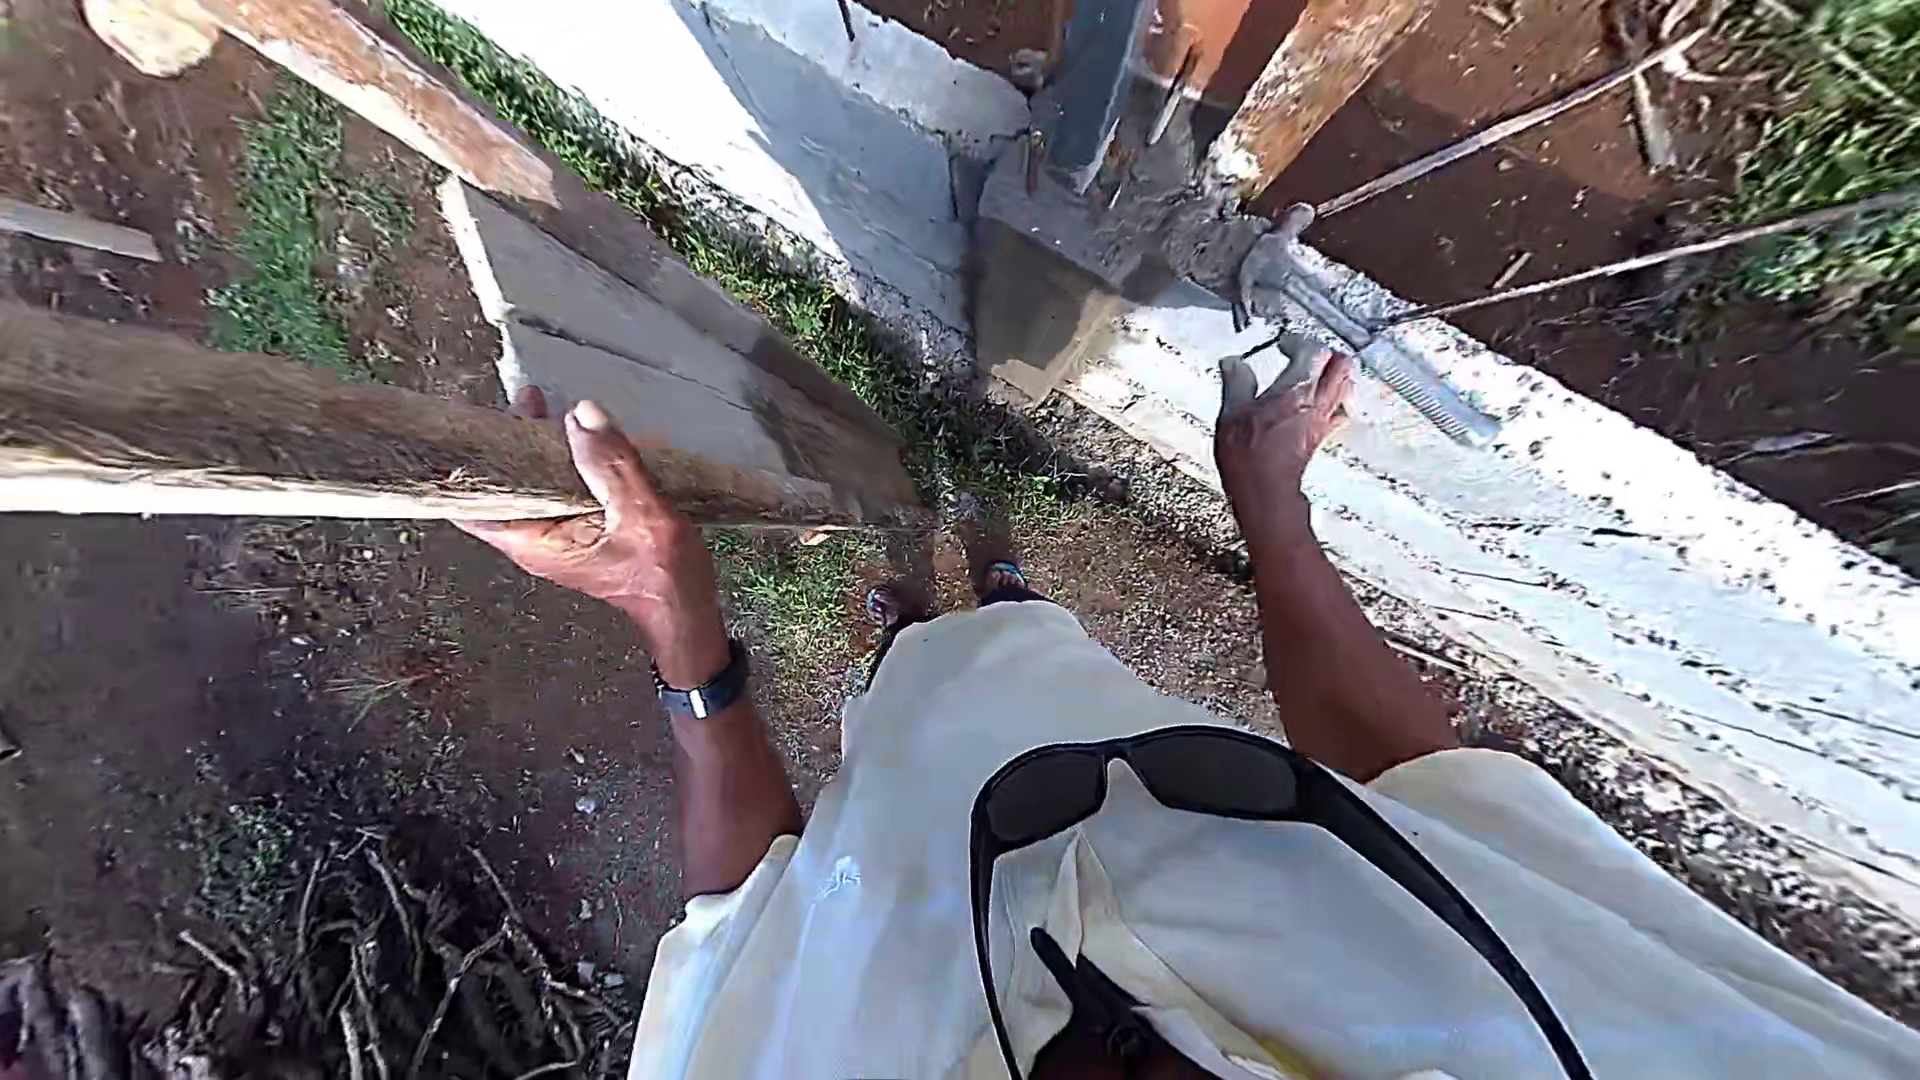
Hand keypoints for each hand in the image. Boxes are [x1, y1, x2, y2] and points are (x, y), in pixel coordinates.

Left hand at [456, 388, 729, 687]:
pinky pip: (564, 492)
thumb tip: (583, 412)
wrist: (688, 612)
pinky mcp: (583, 533)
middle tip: (529, 399)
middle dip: (513, 441)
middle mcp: (536, 539)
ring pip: (537, 485)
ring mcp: (560, 537)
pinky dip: (569, 465)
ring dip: (544, 450)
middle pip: (506, 483)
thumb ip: (614, 467)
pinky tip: (587, 442)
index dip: (470, 454)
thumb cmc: (665, 577)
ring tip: (555, 409)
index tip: (479, 414)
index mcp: (534, 541)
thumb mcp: (643, 517)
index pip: (473, 496)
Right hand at [1214, 334, 1351, 539]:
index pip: (1312, 350)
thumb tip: (1233, 364)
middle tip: (1304, 352)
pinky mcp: (1322, 435)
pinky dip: (1336, 398)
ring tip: (1316, 372)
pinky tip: (1322, 402)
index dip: (1298, 341)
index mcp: (1295, 389)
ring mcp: (1323, 419)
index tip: (1284, 343)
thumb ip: (1236, 383)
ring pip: (1345, 383)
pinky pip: (1340, 408)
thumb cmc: (1248, 456)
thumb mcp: (1231, 413)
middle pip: (1340, 363)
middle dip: (1324, 352)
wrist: (1263, 489)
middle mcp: (1316, 401)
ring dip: (1334, 372)